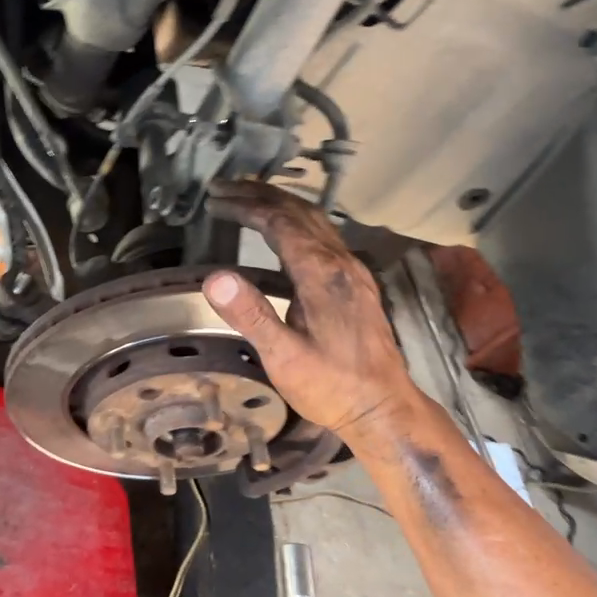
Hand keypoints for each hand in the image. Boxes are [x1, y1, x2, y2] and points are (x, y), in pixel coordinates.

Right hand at [202, 180, 424, 450]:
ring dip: (279, 205)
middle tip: (224, 188)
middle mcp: (341, 263)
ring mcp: (352, 272)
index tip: (215, 197)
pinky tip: (281, 234)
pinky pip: (323, 236)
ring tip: (247, 200)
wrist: (383, 408)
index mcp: (322, 275)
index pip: (281, 223)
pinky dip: (294, 223)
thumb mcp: (283, 357)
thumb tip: (214, 277)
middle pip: (300, 212)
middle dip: (261, 195)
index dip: (247, 205)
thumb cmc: (331, 386)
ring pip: (315, 221)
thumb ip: (251, 314)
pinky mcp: (355, 284)